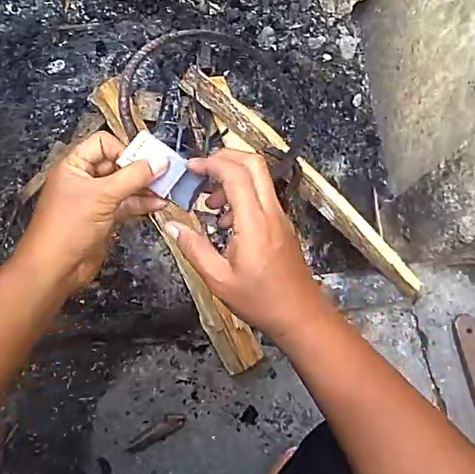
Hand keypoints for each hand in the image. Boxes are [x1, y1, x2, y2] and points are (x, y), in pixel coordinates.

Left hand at [15, 131, 168, 295]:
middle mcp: (83, 179)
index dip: (124, 149)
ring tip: (165, 188)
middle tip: (163, 172)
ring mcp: (94, 199)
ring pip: (125, 185)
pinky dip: (142, 202)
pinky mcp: (104, 218)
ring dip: (145, 186)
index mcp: (74, 165)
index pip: (103, 143)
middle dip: (140, 168)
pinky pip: (126, 204)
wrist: (55, 269)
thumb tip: (156, 162)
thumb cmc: (63, 230)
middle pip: (117, 163)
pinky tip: (157, 203)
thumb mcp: (102, 196)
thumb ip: (133, 177)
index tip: (146, 160)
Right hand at [164, 149, 327, 338]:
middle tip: (201, 170)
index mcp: (254, 222)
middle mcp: (271, 213)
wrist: (301, 316)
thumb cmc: (263, 301)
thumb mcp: (218, 279)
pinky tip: (226, 219)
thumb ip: (193, 248)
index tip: (191, 167)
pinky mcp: (282, 224)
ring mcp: (280, 217)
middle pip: (253, 163)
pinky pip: (261, 195)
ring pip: (258, 177)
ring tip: (209, 201)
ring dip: (232, 177)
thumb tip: (173, 227)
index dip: (211, 163)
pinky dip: (241, 194)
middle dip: (224, 157)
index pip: (235, 174)